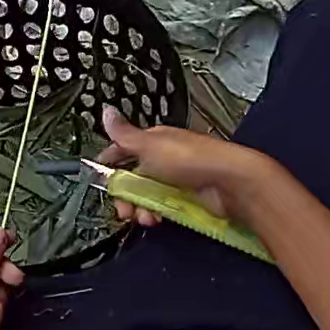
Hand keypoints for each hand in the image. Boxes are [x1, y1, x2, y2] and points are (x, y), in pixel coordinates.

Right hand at [100, 105, 283, 225]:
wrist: (229, 181)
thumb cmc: (192, 158)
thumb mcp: (150, 144)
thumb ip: (124, 134)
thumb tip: (107, 111)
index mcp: (152, 141)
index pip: (121, 150)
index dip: (109, 165)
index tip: (100, 179)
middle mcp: (162, 159)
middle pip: (131, 179)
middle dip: (123, 195)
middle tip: (123, 208)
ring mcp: (172, 179)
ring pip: (144, 195)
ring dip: (138, 209)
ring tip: (142, 217)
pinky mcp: (182, 197)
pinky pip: (159, 206)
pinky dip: (153, 214)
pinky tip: (155, 219)